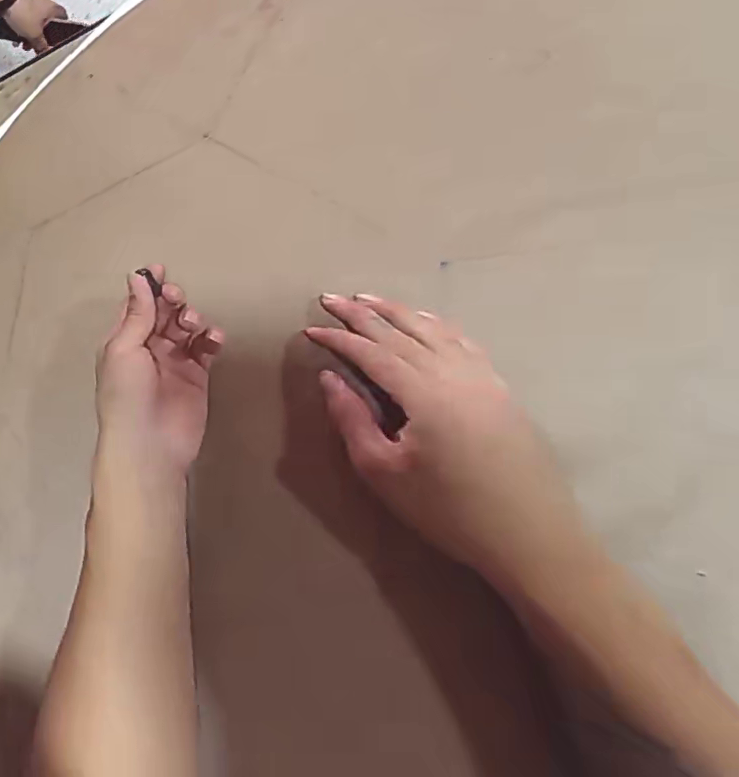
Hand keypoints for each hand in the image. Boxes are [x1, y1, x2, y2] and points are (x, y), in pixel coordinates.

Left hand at [0, 0, 69, 52]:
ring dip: (28, 34)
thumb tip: (45, 50)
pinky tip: (13, 36)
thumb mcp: (34, 35)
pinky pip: (24, 19)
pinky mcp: (23, 4)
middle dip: (39, 37)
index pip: (64, 21)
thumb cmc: (23, 13)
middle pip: (47, 25)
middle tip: (33, 46)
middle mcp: (47, 4)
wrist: (6, 1)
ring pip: (34, 23)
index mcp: (55, 10)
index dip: (60, 32)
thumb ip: (41, 45)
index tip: (54, 41)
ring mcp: (34, 4)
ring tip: (22, 43)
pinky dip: (20, 28)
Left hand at [95, 266, 224, 480]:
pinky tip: (212, 340)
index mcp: (121, 339)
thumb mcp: (125, 348)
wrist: (149, 441)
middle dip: (172, 301)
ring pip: (186, 329)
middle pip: (163, 313)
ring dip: (192, 319)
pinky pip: (205, 350)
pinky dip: (210, 340)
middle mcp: (146, 347)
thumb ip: (137, 314)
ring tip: (193, 325)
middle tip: (179, 299)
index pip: (135, 306)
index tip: (159, 270)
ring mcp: (172, 361)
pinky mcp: (196, 376)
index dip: (147, 287)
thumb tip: (136, 277)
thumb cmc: (126, 393)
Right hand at [306, 294, 590, 592]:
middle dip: (364, 315)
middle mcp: (461, 382)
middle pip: (405, 336)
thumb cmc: (446, 510)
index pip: (374, 354)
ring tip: (370, 299)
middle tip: (330, 298)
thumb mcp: (380, 468)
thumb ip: (351, 417)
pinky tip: (425, 322)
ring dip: (401, 314)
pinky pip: (468, 348)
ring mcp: (490, 387)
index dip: (339, 339)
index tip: (309, 330)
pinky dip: (440, 329)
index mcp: (429, 399)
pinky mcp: (505, 398)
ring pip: (439, 335)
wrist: (536, 546)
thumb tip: (330, 378)